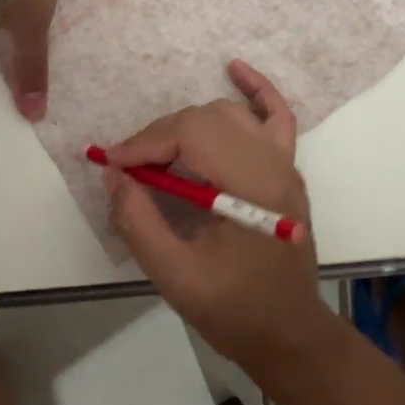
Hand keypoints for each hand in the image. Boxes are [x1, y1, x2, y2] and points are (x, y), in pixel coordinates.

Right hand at [104, 61, 325, 366]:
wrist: (290, 335)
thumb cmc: (235, 309)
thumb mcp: (174, 275)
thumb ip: (139, 222)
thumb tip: (114, 176)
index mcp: (249, 186)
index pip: (190, 135)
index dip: (146, 143)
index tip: (114, 164)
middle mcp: (271, 163)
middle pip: (206, 120)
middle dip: (160, 137)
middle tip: (131, 169)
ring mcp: (284, 163)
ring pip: (229, 114)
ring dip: (189, 123)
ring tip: (159, 152)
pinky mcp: (288, 168)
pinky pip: (276, 114)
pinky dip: (256, 89)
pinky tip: (233, 69)